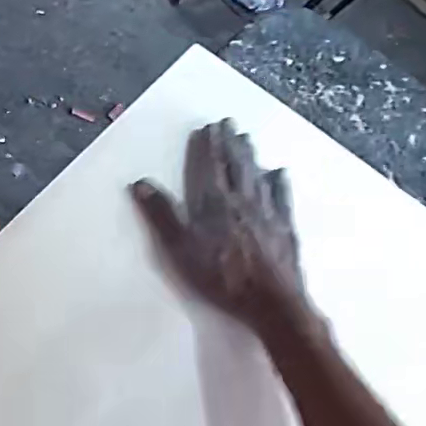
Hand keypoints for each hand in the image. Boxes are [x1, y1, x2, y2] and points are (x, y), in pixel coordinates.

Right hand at [131, 120, 317, 342]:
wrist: (272, 302)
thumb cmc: (221, 277)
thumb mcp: (179, 249)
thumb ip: (161, 215)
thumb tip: (140, 183)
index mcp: (213, 203)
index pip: (207, 167)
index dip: (205, 146)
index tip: (205, 128)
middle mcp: (241, 200)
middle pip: (234, 164)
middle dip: (228, 143)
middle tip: (228, 123)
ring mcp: (267, 212)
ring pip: (256, 175)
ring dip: (249, 155)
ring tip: (246, 138)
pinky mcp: (284, 227)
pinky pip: (281, 196)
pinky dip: (278, 181)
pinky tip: (279, 172)